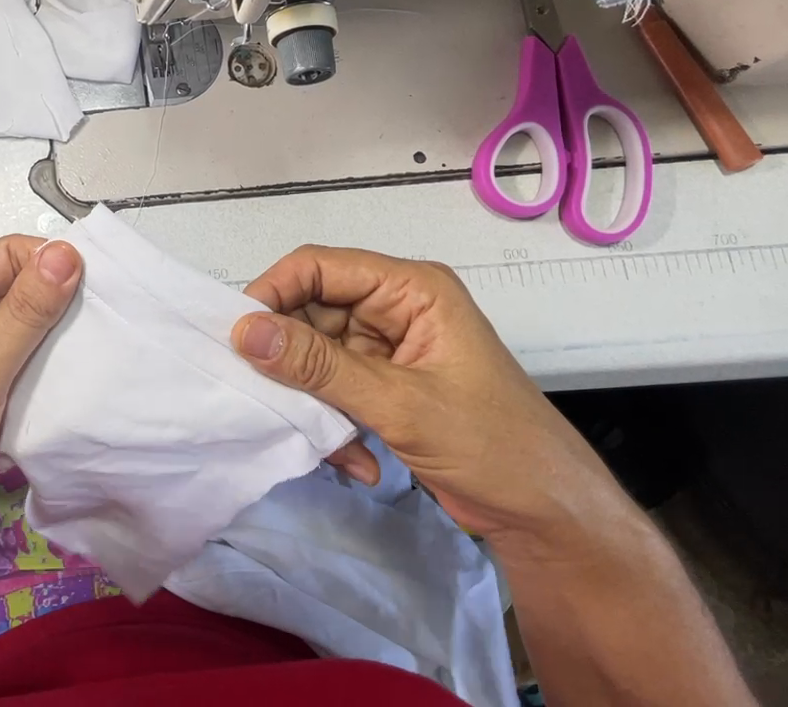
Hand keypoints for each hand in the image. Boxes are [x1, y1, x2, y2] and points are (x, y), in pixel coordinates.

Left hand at [0, 235, 82, 547]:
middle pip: (22, 286)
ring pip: (32, 324)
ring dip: (63, 335)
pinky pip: (32, 359)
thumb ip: (24, 314)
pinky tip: (83, 373)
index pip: (7, 254)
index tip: (97, 285)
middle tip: (109, 317)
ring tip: (102, 345)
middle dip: (62, 299)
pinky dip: (56, 365)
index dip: (50, 262)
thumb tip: (66, 255)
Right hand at [230, 246, 635, 551]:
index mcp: (409, 289)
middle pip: (309, 312)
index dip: (273, 293)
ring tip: (327, 441)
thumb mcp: (398, 403)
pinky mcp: (380, 385)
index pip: (318, 267)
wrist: (548, 519)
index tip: (239, 337)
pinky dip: (330, 422)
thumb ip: (318, 365)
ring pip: (313, 355)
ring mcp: (385, 348)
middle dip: (290, 360)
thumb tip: (243, 331)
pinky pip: (329, 388)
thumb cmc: (492, 446)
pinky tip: (355, 459)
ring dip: (311, 401)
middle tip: (270, 398)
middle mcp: (392, 308)